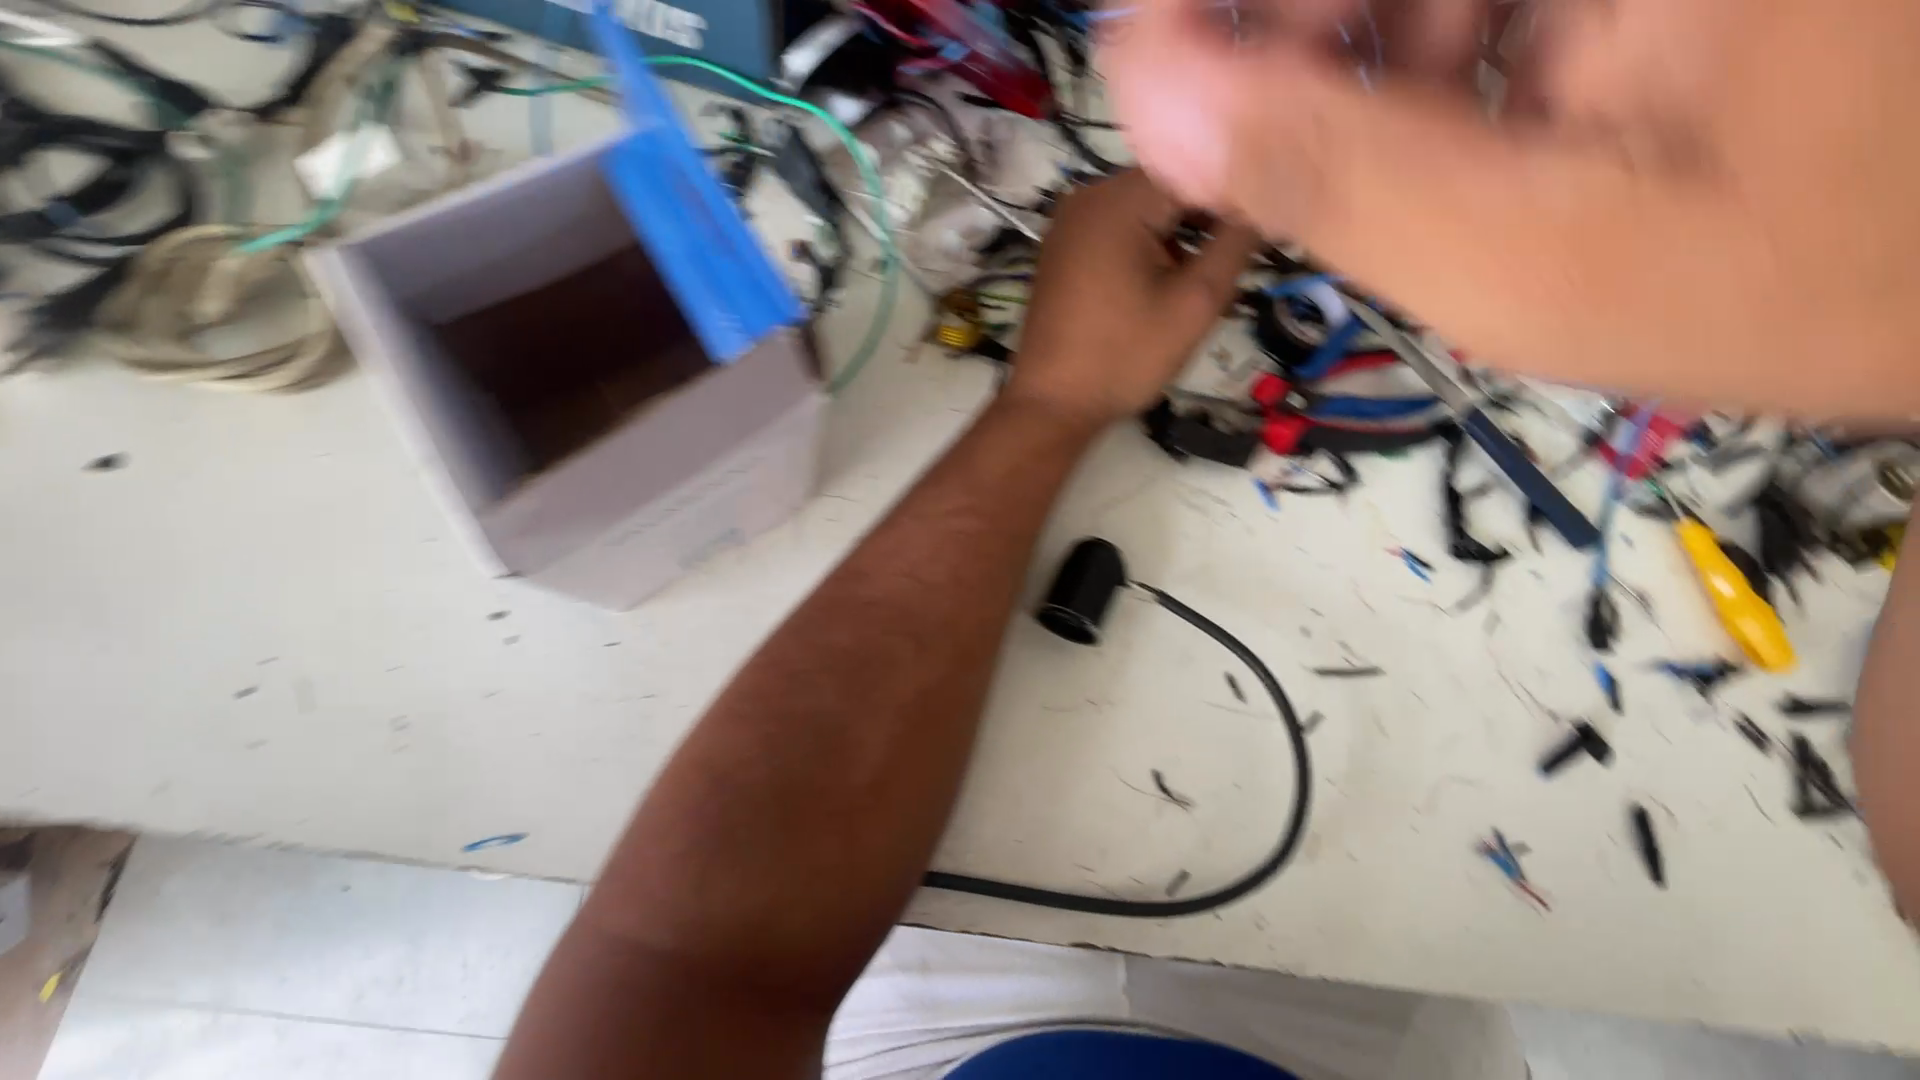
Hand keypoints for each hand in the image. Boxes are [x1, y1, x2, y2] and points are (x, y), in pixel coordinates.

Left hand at [1007, 170, 1259, 427]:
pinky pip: (1119, 230)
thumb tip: (1263, 203)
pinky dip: (1149, 246)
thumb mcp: (1194, 303)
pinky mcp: (1063, 250)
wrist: (1051, 405)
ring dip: (1179, 234)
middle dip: (1207, 216)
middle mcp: (1087, 196)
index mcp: (1117, 200)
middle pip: (1169, 186)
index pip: (1197, 170)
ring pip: (1145, 210)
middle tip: (1239, 255)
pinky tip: (1166, 282)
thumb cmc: (1123, 358)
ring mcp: (1069, 223)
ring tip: (1203, 276)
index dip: (1237, 193)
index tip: (1267, 223)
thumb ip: (1235, 244)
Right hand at [1102, 0, 1919, 416]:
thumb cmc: (1806, 281)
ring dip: (1360, 43)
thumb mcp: (1531, 263)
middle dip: (1297, 23)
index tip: (1153, 54)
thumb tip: (1147, 91)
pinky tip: (1453, 121)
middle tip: (1254, 126)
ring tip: (1382, 153)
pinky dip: (1430, 45)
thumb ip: (1328, 174)